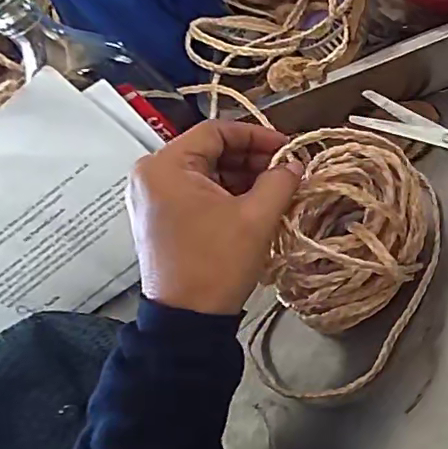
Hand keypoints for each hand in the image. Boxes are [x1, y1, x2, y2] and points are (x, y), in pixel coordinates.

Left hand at [128, 120, 302, 314]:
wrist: (188, 317)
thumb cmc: (218, 261)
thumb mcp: (257, 217)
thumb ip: (280, 181)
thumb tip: (295, 164)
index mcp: (166, 166)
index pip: (216, 131)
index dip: (257, 135)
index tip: (289, 148)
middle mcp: (152, 175)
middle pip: (210, 150)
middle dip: (252, 158)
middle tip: (287, 171)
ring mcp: (153, 198)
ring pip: (207, 172)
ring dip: (244, 177)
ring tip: (277, 190)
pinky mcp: (162, 218)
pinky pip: (199, 192)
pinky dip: (229, 194)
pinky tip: (257, 205)